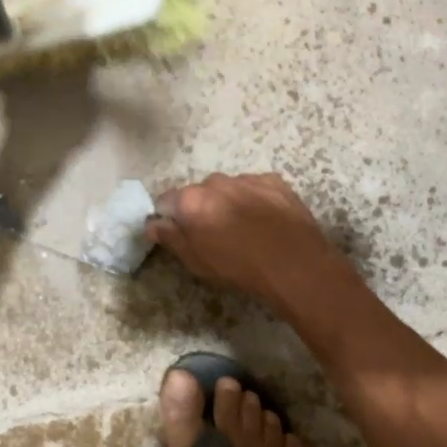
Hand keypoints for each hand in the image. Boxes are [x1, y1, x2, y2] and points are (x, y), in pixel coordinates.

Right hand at [148, 173, 351, 304]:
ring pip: (228, 189)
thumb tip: (152, 224)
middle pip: (199, 193)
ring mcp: (246, 179)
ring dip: (229, 203)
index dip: (170, 217)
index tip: (180, 233)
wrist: (294, 264)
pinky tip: (265, 221)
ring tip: (245, 229)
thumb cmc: (238, 266)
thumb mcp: (196, 261)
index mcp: (190, 199)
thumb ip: (170, 238)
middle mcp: (214, 182)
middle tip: (214, 235)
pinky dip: (255, 200)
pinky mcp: (274, 182)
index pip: (166, 201)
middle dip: (202, 209)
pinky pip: (255, 188)